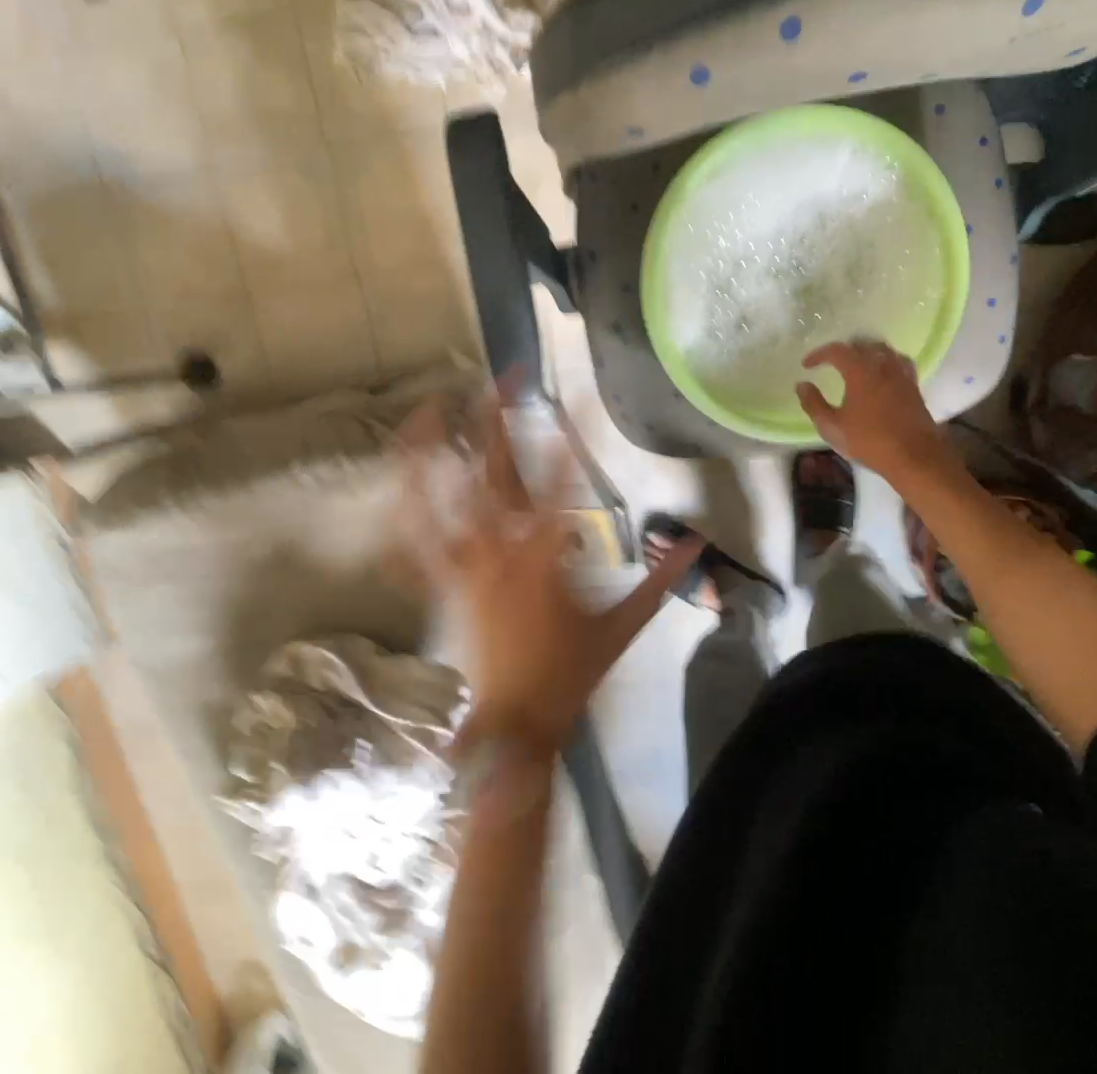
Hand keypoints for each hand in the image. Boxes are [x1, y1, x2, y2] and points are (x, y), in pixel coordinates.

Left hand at [397, 393, 700, 756]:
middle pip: (495, 475)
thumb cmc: (570, 673)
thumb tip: (699, 542)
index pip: (564, 485)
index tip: (579, 396)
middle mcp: (498, 553)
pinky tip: (397, 475)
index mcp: (546, 561)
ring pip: (437, 500)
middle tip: (502, 376)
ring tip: (430, 405)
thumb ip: (659, 581)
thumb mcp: (623, 626)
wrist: (517, 719)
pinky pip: (412, 542)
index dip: (574, 435)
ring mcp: (462, 567)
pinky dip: (402, 508)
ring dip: (432, 451)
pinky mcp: (441, 584)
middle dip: (498, 420)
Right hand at [795, 340, 958, 482]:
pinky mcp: (914, 385)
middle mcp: (882, 365)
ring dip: (867, 352)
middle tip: (831, 363)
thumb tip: (802, 385)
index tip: (807, 365)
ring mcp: (901, 374)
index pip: (837, 351)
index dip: (819, 354)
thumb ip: (813, 404)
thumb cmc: (868, 441)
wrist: (913, 455)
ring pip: (883, 350)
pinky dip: (887, 361)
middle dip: (843, 351)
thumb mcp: (832, 427)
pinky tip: (884, 374)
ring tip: (857, 364)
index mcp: (860, 371)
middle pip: (862, 345)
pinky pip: (900, 362)